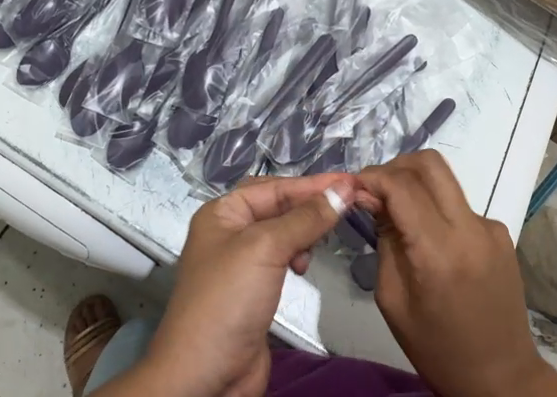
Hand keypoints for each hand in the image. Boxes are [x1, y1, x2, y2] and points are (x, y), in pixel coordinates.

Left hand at [123, 172, 357, 396]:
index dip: (312, 184)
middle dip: (310, 205)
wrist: (205, 376)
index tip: (351, 181)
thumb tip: (343, 189)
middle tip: (349, 205)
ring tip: (324, 238)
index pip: (274, 186)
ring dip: (305, 231)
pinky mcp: (253, 292)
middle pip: (278, 207)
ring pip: (282, 233)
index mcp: (222, 213)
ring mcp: (241, 264)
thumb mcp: (266, 249)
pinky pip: (282, 259)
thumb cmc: (228, 300)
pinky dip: (298, 255)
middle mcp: (229, 232)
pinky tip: (305, 264)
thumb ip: (306, 218)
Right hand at [358, 151, 556, 396]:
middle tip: (376, 190)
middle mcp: (470, 229)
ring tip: (399, 215)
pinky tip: (430, 240)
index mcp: (439, 252)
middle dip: (395, 167)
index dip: (372, 176)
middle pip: (430, 164)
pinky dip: (437, 209)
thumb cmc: (437, 348)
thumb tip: (372, 198)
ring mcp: (491, 228)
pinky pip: (460, 205)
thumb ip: (385, 240)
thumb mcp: (393, 300)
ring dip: (416, 186)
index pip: (401, 186)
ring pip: (445, 181)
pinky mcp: (501, 233)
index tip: (354, 186)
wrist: (500, 376)